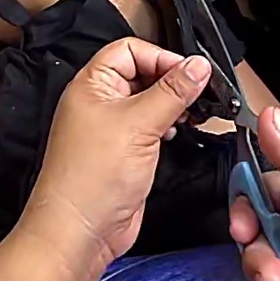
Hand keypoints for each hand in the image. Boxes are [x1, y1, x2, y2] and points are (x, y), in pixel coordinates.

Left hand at [26, 38, 212, 271]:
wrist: (81, 231)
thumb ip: (173, 92)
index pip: (131, 49)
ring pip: (150, 98)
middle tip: (196, 93)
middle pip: (143, 71)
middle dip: (171, 80)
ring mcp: (113, 126)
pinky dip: (169, 123)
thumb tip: (198, 66)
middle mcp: (101, 101)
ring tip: (190, 113)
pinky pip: (152, 124)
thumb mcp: (140, 124)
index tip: (189, 73)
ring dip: (173, 102)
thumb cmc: (91, 178)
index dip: (161, 57)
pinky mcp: (126, 149)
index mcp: (92, 85)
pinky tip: (178, 131)